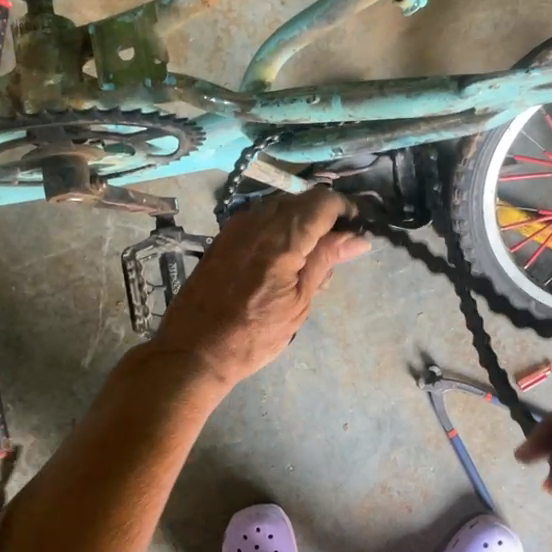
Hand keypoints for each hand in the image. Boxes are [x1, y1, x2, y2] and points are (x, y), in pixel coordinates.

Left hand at [150, 188, 368, 388]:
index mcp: (281, 238)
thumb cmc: (253, 336)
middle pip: (301, 200)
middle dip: (323, 217)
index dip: (345, 210)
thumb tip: (357, 237)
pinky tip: (280, 262)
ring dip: (300, 224)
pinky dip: (278, 231)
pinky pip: (259, 220)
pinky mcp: (223, 238)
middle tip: (335, 252)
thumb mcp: (298, 303)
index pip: (322, 201)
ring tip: (308, 262)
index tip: (355, 233)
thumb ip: (324, 262)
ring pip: (279, 208)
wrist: (194, 350)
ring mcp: (235, 227)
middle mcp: (256, 222)